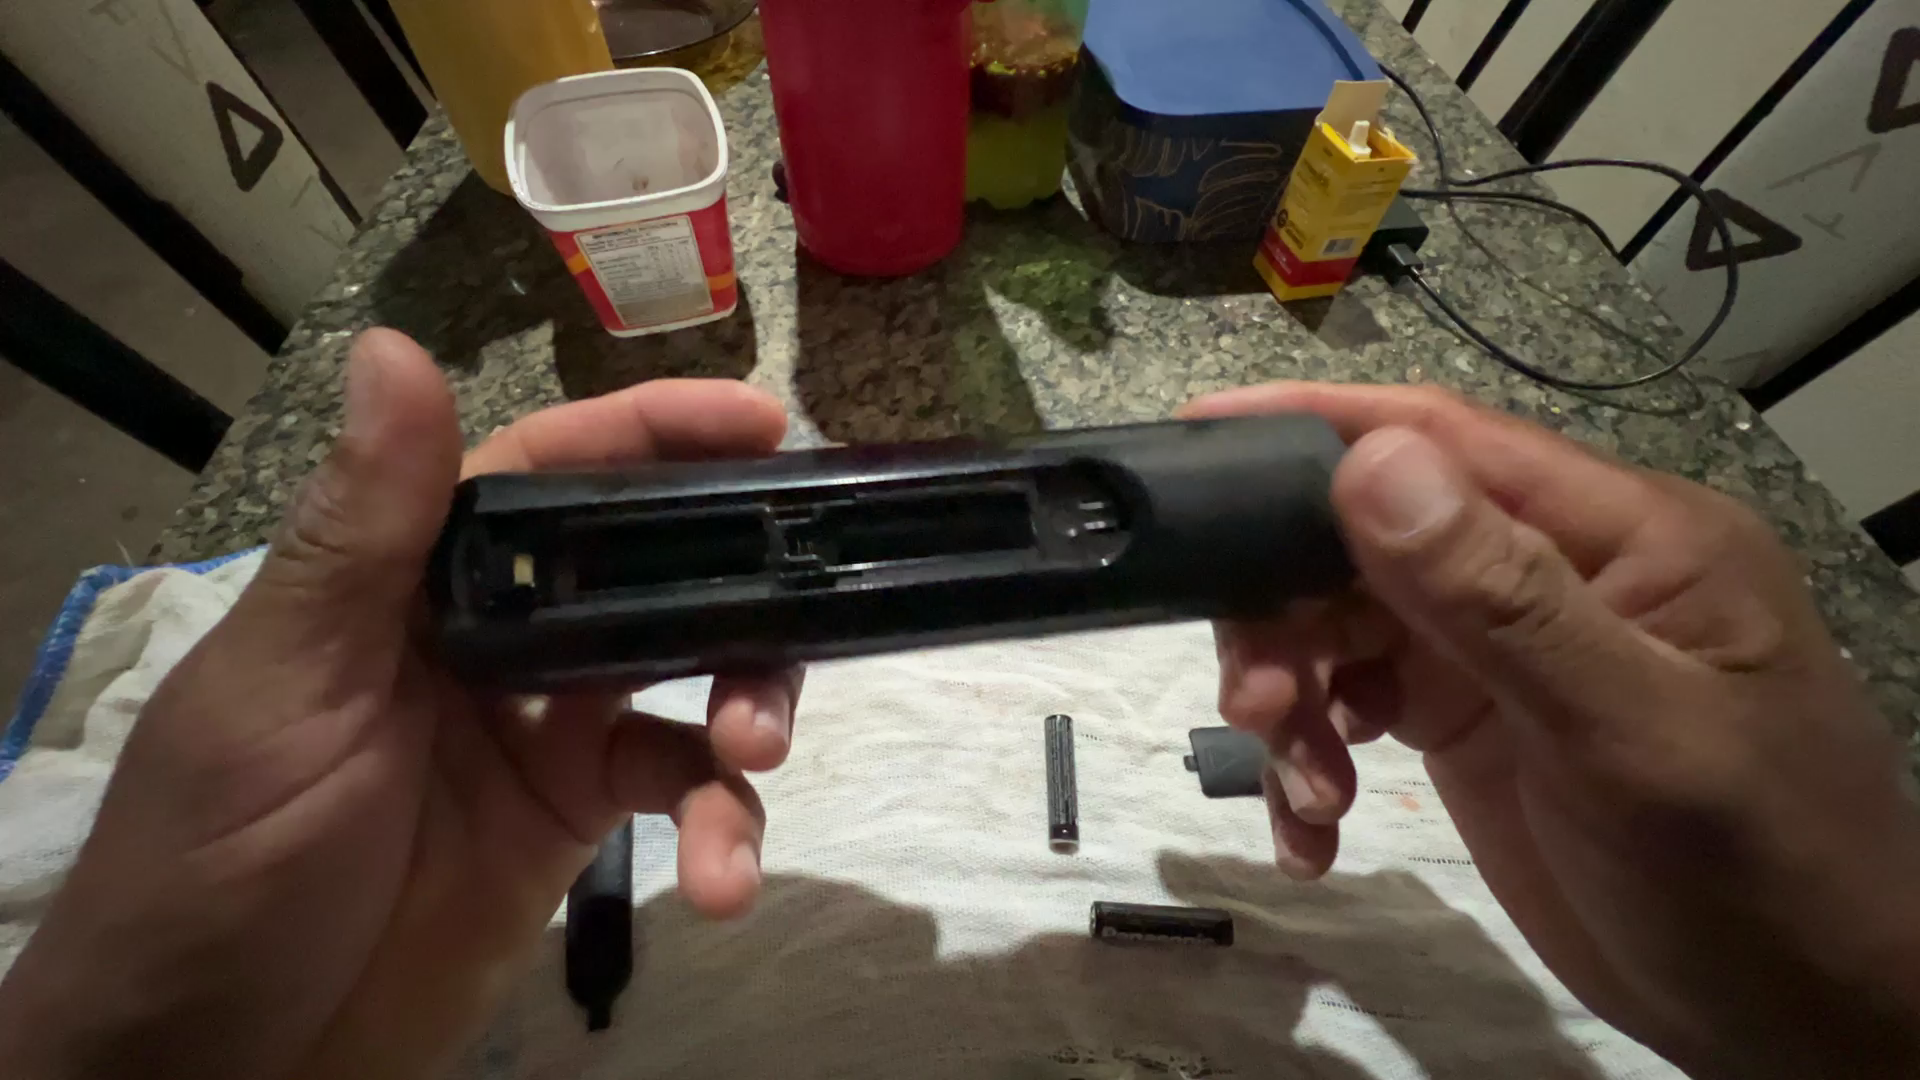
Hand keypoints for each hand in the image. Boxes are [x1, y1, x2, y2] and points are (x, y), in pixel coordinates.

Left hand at [0, 329, 801, 1079]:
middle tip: (808, 597)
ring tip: (756, 756)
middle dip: (746, 583)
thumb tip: (394, 349)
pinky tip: (724, 878)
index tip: (764, 420)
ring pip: (706, 677)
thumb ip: (365, 531)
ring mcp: (575, 719)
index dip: (665, 432)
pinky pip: (694, 789)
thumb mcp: (286, 683)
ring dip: (753, 709)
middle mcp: (526, 632)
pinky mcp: (605, 804)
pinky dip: (724, 825)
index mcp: (447, 579)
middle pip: (670, 570)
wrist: (234, 1060)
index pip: (568, 471)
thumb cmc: (228, 857)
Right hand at [1183, 383, 1919, 1077]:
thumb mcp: (1627, 734)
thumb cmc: (1751, 877)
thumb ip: (1498, 597)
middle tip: (1254, 704)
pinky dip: (1307, 760)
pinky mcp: (1442, 707)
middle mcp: (1528, 569)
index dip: (1311, 423)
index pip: (1436, 438)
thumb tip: (1366, 461)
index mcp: (1604, 532)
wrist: (1791, 1023)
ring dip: (1289, 703)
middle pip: (1350, 546)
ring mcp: (1477, 641)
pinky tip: (1313, 827)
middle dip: (1282, 621)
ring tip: (1304, 788)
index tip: (1200, 428)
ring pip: (1328, 628)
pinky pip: (1339, 702)